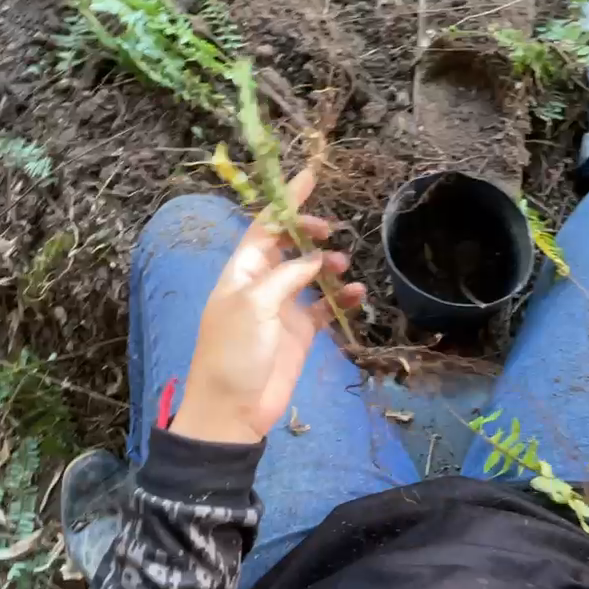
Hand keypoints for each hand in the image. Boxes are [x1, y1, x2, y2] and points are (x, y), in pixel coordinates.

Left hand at [170, 169, 364, 445]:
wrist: (233, 412)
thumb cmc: (233, 354)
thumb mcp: (254, 307)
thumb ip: (286, 277)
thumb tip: (313, 260)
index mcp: (242, 272)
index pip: (264, 227)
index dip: (286, 202)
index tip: (310, 177)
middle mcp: (262, 284)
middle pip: (289, 246)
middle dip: (309, 233)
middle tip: (330, 231)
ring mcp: (283, 308)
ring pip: (310, 274)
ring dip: (328, 265)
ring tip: (345, 266)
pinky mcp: (300, 332)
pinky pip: (324, 306)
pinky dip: (340, 297)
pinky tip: (356, 293)